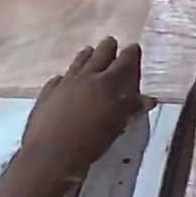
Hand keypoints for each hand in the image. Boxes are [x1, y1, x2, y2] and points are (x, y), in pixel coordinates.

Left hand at [20, 37, 154, 182]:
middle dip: (107, 48)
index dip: (131, 53)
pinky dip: (61, 78)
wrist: (51, 155)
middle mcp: (87, 78)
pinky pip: (55, 82)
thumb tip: (149, 100)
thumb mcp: (118, 124)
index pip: (124, 61)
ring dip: (84, 57)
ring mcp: (64, 85)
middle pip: (99, 56)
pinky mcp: (46, 96)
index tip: (134, 47)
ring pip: (77, 64)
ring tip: (88, 49)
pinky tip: (60, 78)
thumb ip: (132, 108)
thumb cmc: (92, 140)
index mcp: (109, 83)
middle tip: (110, 41)